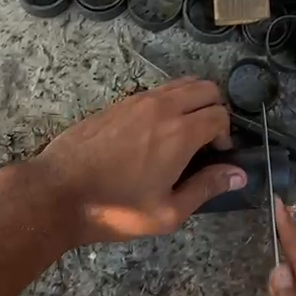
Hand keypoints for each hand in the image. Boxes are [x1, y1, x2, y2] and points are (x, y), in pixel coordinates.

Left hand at [28, 77, 244, 247]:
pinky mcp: (120, 102)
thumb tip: (238, 175)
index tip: (216, 156)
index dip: (226, 135)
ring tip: (184, 132)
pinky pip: (158, 90)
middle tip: (206, 139)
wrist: (57, 192)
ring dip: (194, 100)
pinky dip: (170, 101)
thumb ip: (206, 188)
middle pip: (206, 88)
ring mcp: (139, 100)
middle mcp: (163, 107)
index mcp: (180, 133)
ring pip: (182, 83)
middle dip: (216, 109)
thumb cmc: (115, 208)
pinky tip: (156, 131)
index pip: (220, 114)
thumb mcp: (166, 212)